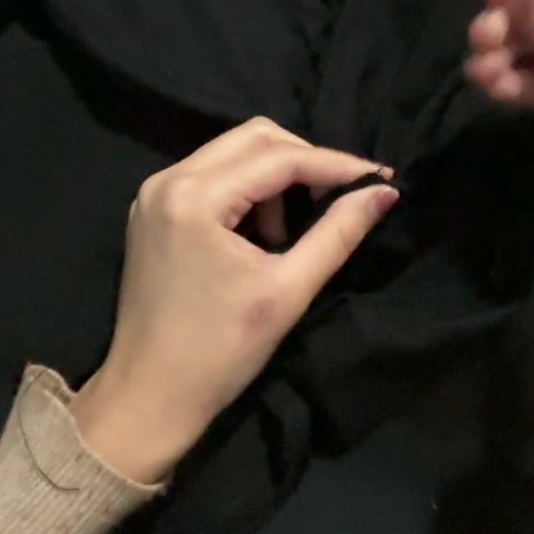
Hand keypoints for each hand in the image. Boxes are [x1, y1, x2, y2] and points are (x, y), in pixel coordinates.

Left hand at [68, 119, 398, 482]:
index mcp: (195, 197)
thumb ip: (338, 232)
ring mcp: (155, 192)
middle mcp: (168, 179)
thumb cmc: (220, 352)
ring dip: (275, 174)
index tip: (380, 177)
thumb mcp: (288, 290)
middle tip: (341, 195)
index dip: (336, 164)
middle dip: (305, 160)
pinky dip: (248, 188)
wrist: (148, 397)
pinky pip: (212, 173)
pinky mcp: (153, 208)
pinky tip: (262, 232)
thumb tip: (384, 192)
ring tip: (291, 230)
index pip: (279, 157)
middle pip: (254, 136)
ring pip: (233, 150)